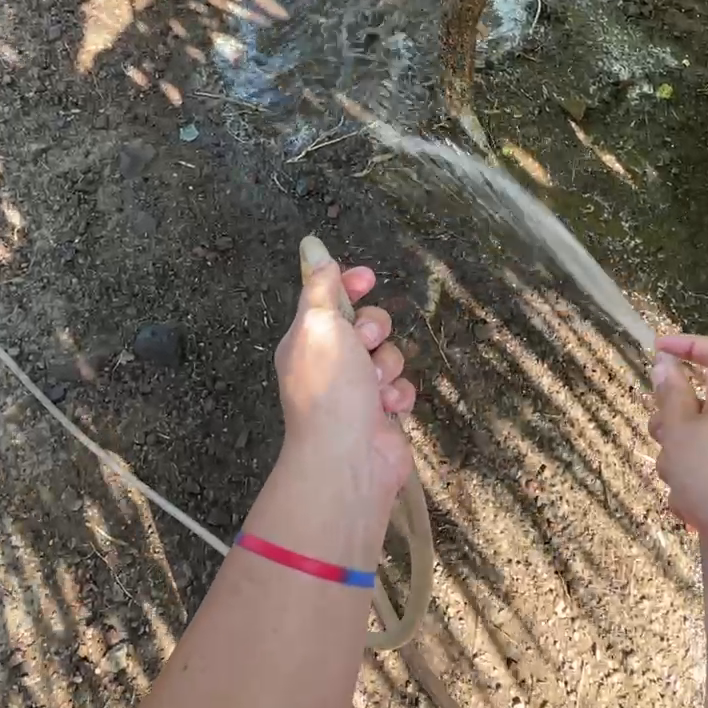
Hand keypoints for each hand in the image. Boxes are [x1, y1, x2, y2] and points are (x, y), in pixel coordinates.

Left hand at [273, 239, 416, 508]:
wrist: (348, 459)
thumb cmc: (330, 387)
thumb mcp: (319, 324)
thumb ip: (320, 286)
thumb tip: (312, 248)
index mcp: (306, 340)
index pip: (328, 299)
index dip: (349, 284)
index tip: (367, 278)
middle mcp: (329, 363)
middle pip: (365, 323)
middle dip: (373, 328)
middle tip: (364, 342)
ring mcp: (356, 390)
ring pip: (388, 354)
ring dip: (387, 365)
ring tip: (375, 385)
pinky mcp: (381, 413)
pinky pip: (400, 386)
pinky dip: (397, 394)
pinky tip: (386, 408)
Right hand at [648, 334, 707, 588]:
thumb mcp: (681, 432)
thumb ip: (671, 395)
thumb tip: (668, 363)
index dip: (690, 343)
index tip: (656, 352)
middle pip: (702, 399)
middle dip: (671, 415)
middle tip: (658, 433)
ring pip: (700, 440)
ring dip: (678, 455)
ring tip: (675, 480)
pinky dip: (693, 484)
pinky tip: (688, 509)